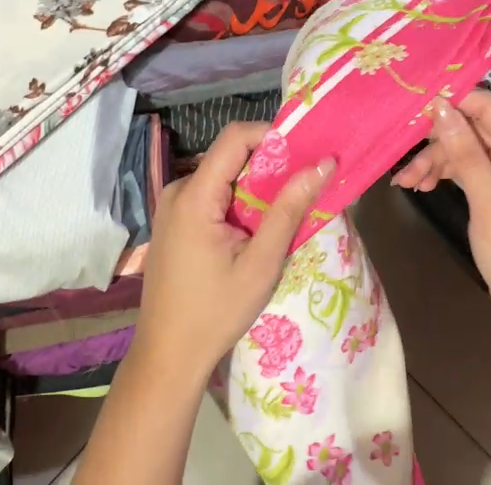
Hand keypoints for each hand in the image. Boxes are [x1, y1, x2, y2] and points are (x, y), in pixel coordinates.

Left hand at [133, 121, 334, 379]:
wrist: (167, 355)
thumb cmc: (216, 312)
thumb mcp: (261, 263)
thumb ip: (289, 209)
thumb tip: (322, 164)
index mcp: (194, 195)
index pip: (234, 137)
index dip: (271, 135)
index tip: (304, 153)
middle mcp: (177, 190)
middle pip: (229, 156)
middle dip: (269, 165)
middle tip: (303, 187)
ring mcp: (171, 206)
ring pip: (222, 176)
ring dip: (254, 187)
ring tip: (283, 213)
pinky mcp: (173, 222)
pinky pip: (210, 195)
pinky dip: (237, 202)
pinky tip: (255, 230)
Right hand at [392, 90, 490, 340]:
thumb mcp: (490, 205)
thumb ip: (465, 154)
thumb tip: (441, 107)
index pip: (489, 108)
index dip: (453, 101)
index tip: (413, 104)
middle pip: (472, 128)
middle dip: (437, 138)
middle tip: (402, 152)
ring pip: (464, 150)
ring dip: (435, 161)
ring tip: (406, 181)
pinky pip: (465, 170)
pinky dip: (443, 175)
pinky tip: (419, 186)